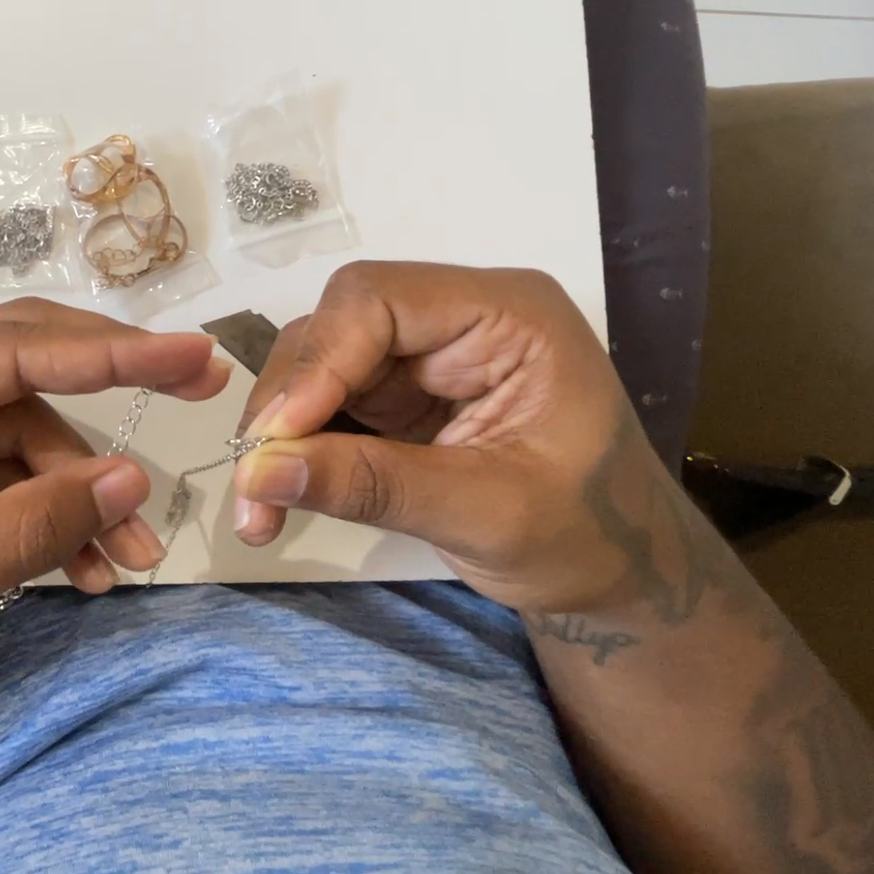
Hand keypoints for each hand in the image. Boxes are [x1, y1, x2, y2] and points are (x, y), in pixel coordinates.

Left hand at [0, 300, 230, 706]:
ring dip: (83, 490)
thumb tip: (135, 478)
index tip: (188, 351)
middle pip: (24, 365)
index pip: (5, 349)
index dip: (104, 350)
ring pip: (31, 430)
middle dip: (110, 386)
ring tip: (130, 557)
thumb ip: (31, 524)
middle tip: (199, 386)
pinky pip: (15, 473)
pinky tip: (87, 567)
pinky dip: (55, 515)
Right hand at [233, 261, 695, 616]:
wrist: (618, 574)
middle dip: (286, 406)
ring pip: (313, 366)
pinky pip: (320, 404)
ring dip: (277, 433)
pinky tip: (277, 493)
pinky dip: (292, 449)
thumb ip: (372, 485)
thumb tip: (257, 475)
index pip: (376, 299)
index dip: (317, 361)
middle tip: (254, 485)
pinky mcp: (392, 395)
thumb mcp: (487, 515)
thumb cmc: (589, 537)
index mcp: (503, 315)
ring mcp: (416, 357)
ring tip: (259, 505)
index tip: (276, 439)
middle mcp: (450, 320)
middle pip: (332, 329)